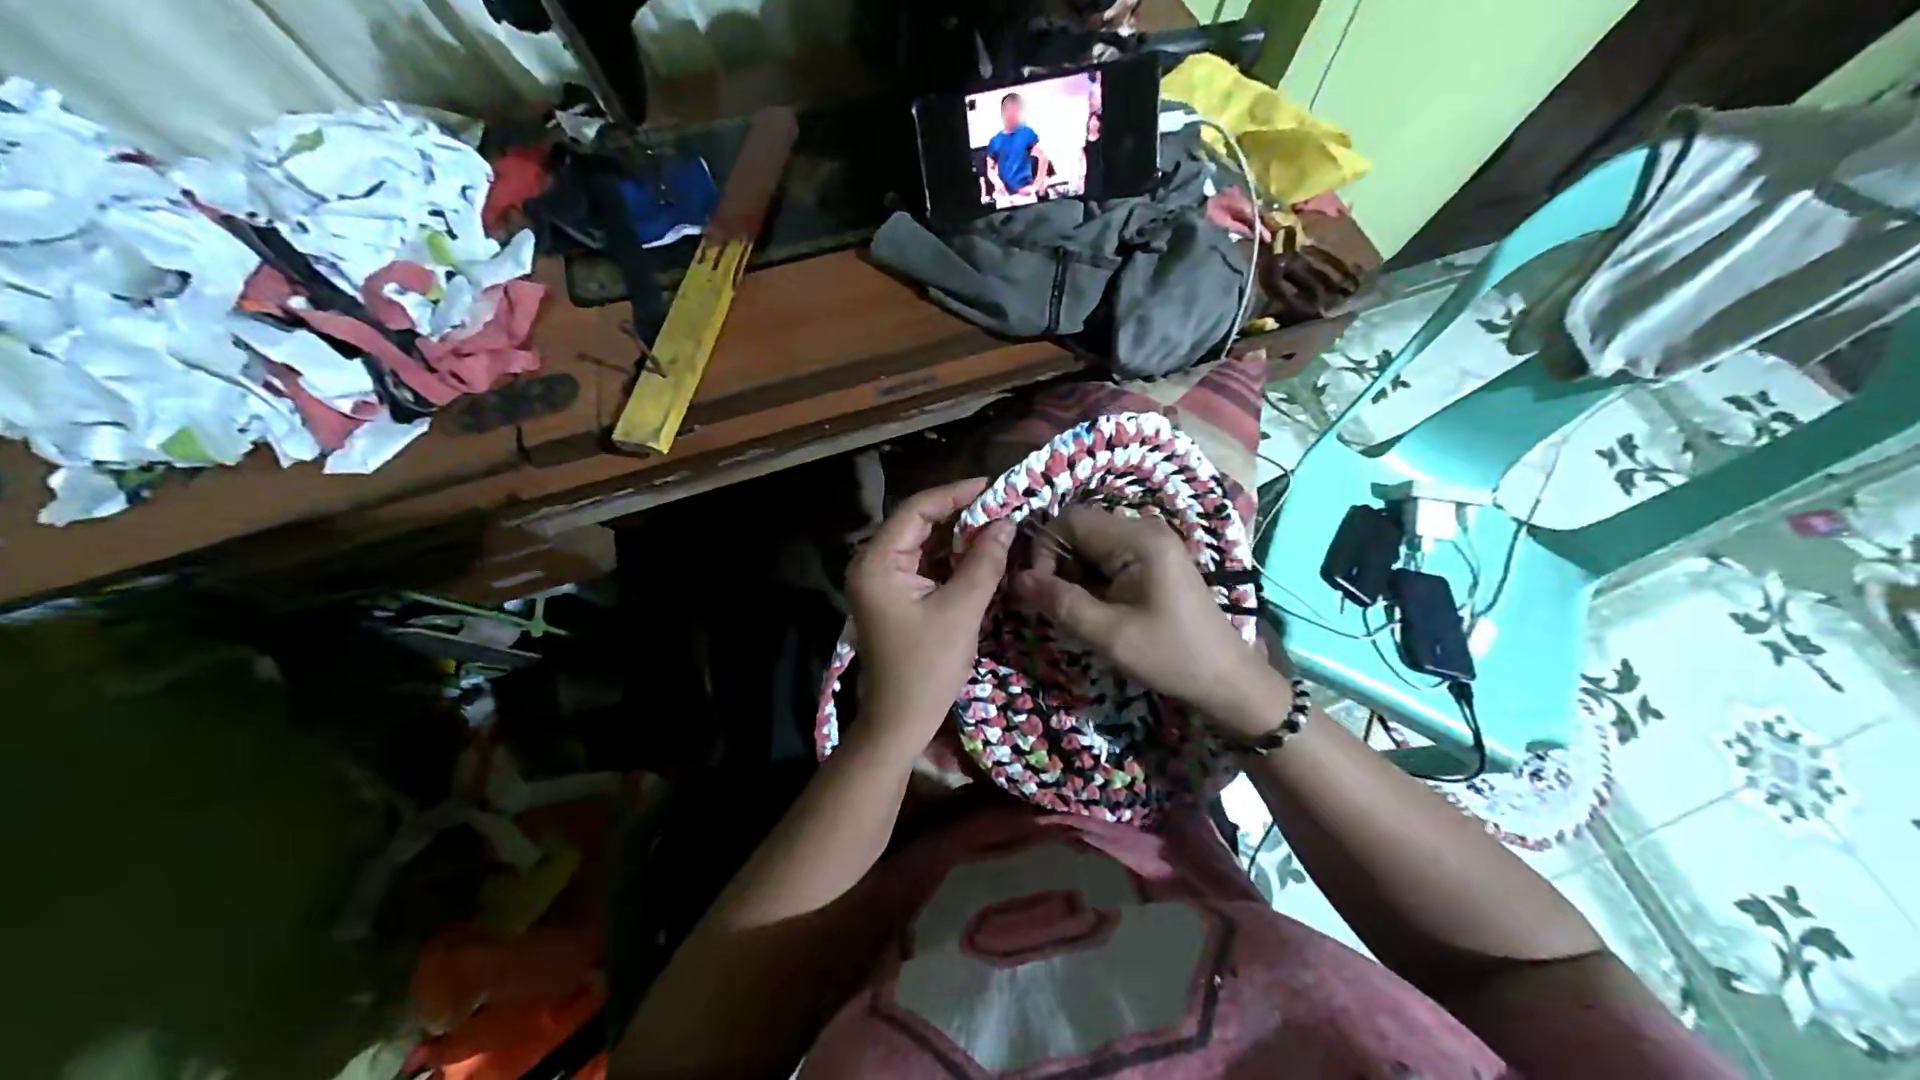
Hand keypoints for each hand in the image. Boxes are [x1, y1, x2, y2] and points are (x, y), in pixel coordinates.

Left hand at [846, 480, 1014, 752]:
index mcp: (877, 562)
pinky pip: (924, 565)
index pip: (916, 510)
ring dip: (958, 535)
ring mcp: (882, 581)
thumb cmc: (926, 668)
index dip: (954, 493)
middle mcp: (873, 564)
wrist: (899, 722)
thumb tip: (1007, 523)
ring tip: (997, 523)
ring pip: (923, 543)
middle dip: (959, 513)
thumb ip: (984, 563)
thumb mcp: (961, 611)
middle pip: (917, 523)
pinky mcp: (894, 597)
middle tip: (1001, 504)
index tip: (992, 485)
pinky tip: (980, 552)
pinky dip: (951, 558)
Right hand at [1013, 507, 1286, 737]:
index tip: (1040, 590)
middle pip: (1080, 529)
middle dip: (1059, 564)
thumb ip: (1061, 602)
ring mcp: (1151, 544)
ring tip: (1078, 612)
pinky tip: (1097, 610)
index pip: (1070, 520)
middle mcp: (1144, 529)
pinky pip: (1107, 557)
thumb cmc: (1170, 655)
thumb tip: (1018, 579)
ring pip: (1090, 545)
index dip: (1045, 549)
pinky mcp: (1152, 560)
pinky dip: (1092, 580)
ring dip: (1074, 575)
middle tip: (1056, 605)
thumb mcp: (1108, 634)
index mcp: (1139, 538)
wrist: (1224, 678)